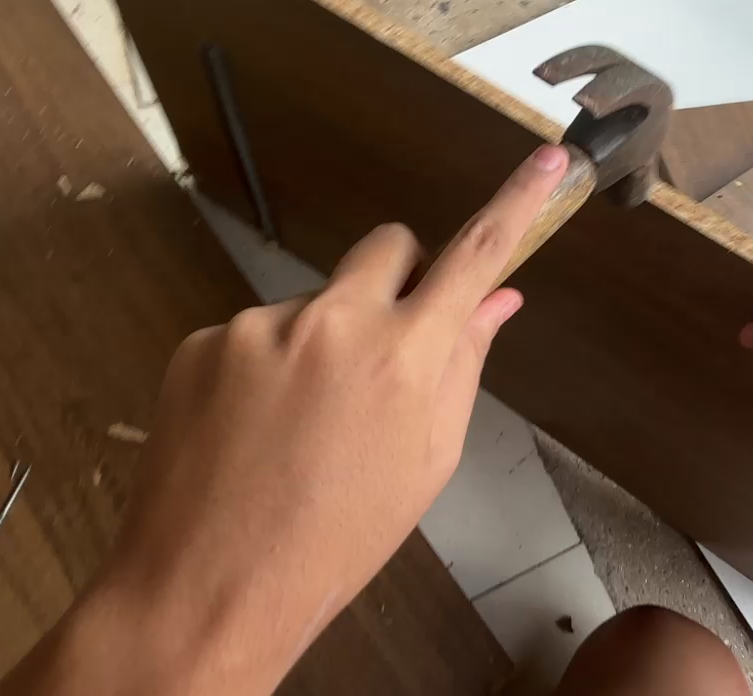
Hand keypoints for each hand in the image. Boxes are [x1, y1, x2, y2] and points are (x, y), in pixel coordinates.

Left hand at [0, 145, 570, 695]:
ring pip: (319, 297)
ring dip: (326, 334)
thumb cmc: (342, 536)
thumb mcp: (428, 459)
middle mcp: (336, 320)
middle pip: (390, 244)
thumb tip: (498, 299)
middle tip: (386, 343)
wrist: (205, 592)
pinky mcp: (206, 337)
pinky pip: (258, 328)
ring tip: (302, 415)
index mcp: (406, 354)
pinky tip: (253, 422)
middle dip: (399, 279)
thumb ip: (465, 363)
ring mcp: (262, 323)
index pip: (476, 255)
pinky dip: (268, 362)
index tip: (548, 160)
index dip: (518, 202)